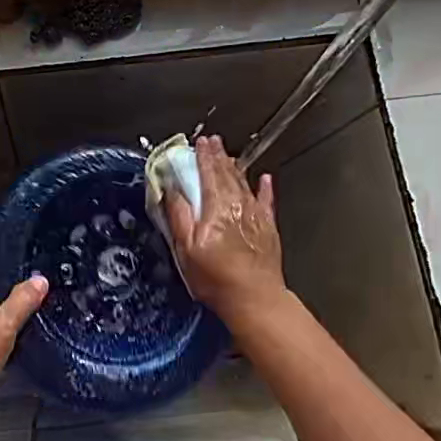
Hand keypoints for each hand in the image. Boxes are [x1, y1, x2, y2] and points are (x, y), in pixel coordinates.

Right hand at [165, 136, 285, 318]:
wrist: (255, 298)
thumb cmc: (217, 278)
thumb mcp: (186, 249)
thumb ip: (179, 216)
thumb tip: (172, 190)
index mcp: (215, 208)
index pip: (208, 174)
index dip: (203, 157)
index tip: (199, 143)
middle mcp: (237, 206)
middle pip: (226, 174)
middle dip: (218, 156)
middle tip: (213, 142)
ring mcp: (255, 215)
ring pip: (244, 183)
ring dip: (235, 167)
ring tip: (228, 155)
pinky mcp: (268, 228)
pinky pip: (267, 201)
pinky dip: (265, 188)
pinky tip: (265, 179)